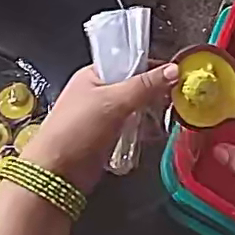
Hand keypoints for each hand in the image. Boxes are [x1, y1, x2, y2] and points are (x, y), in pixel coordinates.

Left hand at [25, 62, 179, 192]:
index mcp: (94, 74)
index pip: (128, 61)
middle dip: (155, 92)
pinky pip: (131, 127)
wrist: (56, 173)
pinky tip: (157, 133)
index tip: (176, 73)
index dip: (151, 66)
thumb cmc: (77, 129)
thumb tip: (173, 70)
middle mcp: (98, 92)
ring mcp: (103, 115)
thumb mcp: (113, 101)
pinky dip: (144, 130)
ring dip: (151, 112)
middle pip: (134, 85)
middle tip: (177, 96)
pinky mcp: (107, 137)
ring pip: (135, 108)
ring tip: (171, 115)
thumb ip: (145, 86)